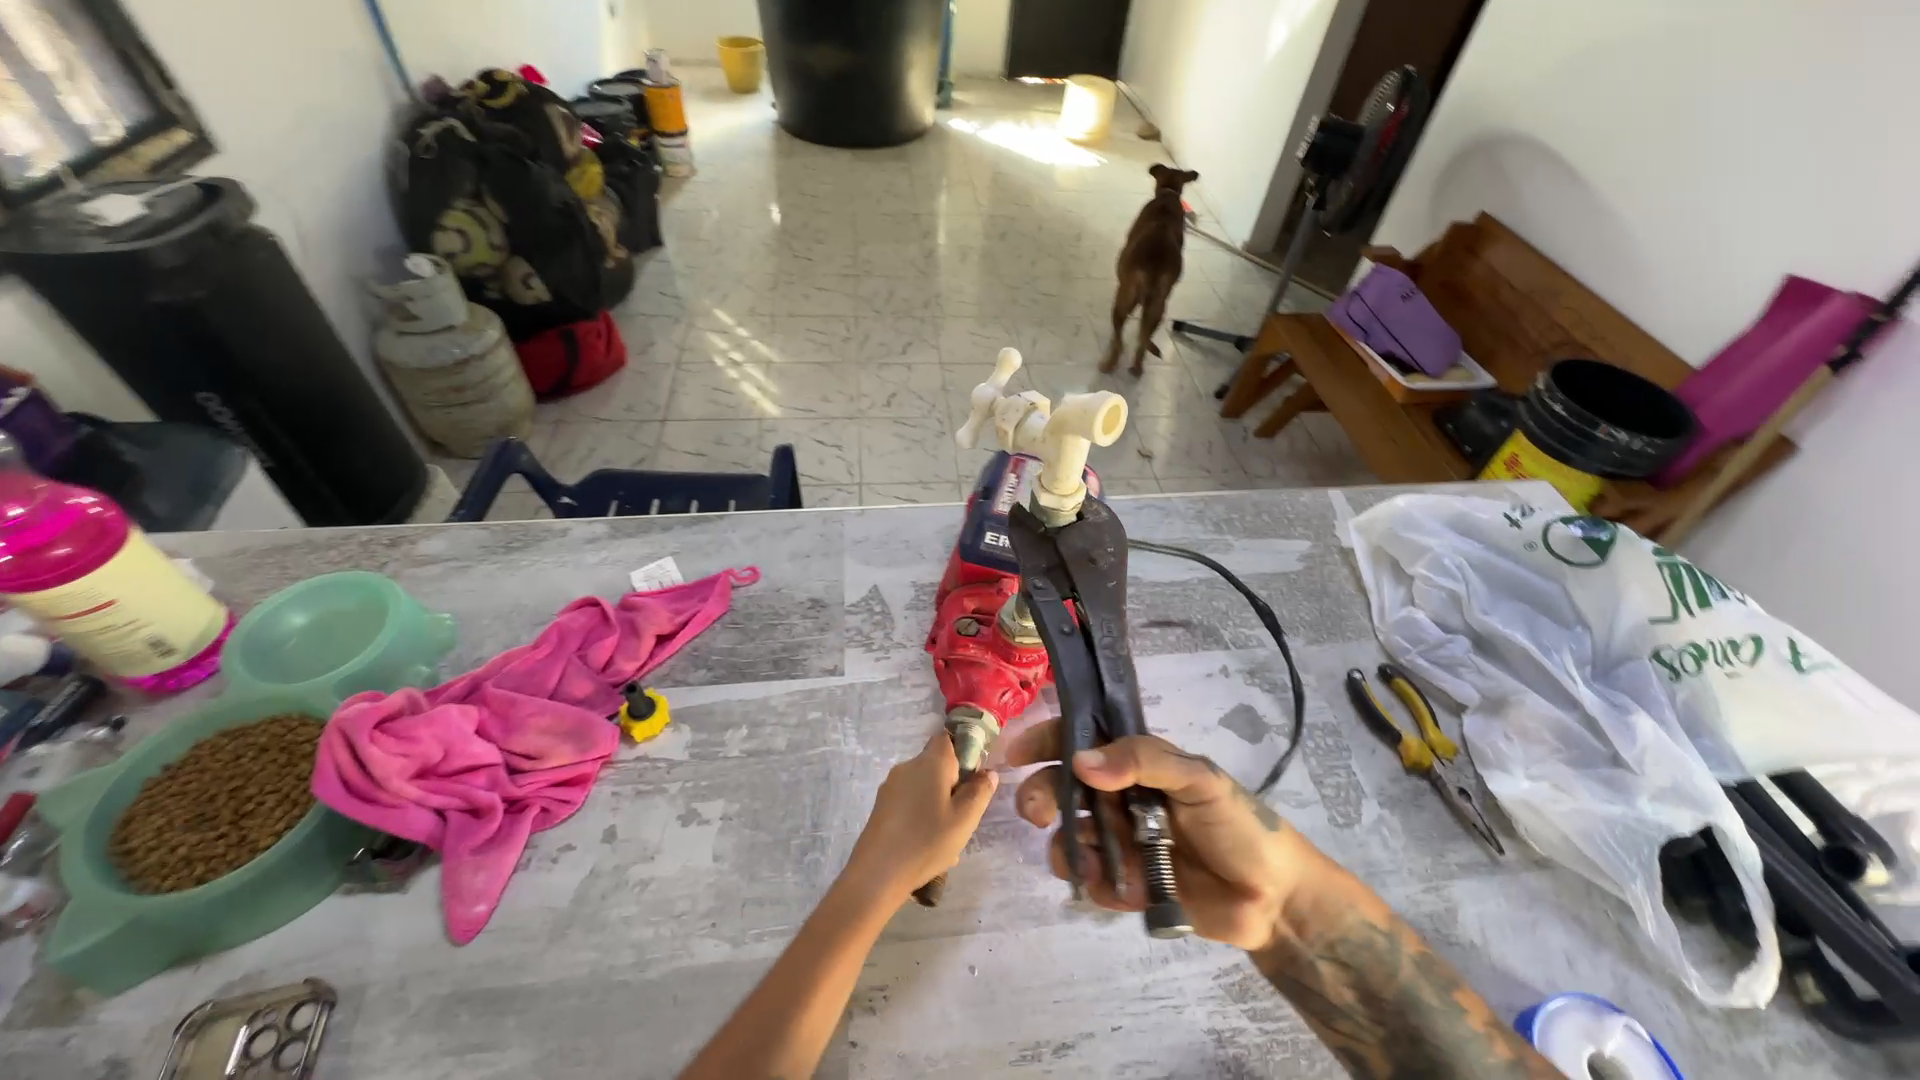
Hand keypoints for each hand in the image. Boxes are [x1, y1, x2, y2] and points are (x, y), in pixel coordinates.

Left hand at [845, 732, 999, 901]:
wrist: (878, 872)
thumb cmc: (927, 840)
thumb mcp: (965, 819)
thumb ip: (980, 791)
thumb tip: (988, 772)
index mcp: (930, 762)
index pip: (948, 739)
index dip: (964, 754)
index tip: (973, 781)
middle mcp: (908, 766)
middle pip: (936, 765)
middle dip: (952, 785)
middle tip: (963, 816)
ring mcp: (891, 786)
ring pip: (924, 786)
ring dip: (938, 803)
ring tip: (945, 837)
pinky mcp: (881, 805)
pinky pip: (910, 802)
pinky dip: (921, 815)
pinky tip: (925, 844)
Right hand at [1006, 720, 1321, 950]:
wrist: (1274, 899)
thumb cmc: (1240, 826)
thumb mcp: (1200, 780)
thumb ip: (1143, 761)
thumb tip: (1080, 762)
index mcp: (1138, 766)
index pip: (1083, 741)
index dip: (1048, 741)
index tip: (1018, 755)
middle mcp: (1122, 800)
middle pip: (1062, 790)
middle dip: (1042, 798)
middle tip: (1037, 815)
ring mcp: (1121, 843)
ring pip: (1068, 839)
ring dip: (1068, 849)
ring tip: (1089, 863)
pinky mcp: (1125, 885)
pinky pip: (1091, 882)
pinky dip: (1100, 885)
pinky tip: (1129, 890)